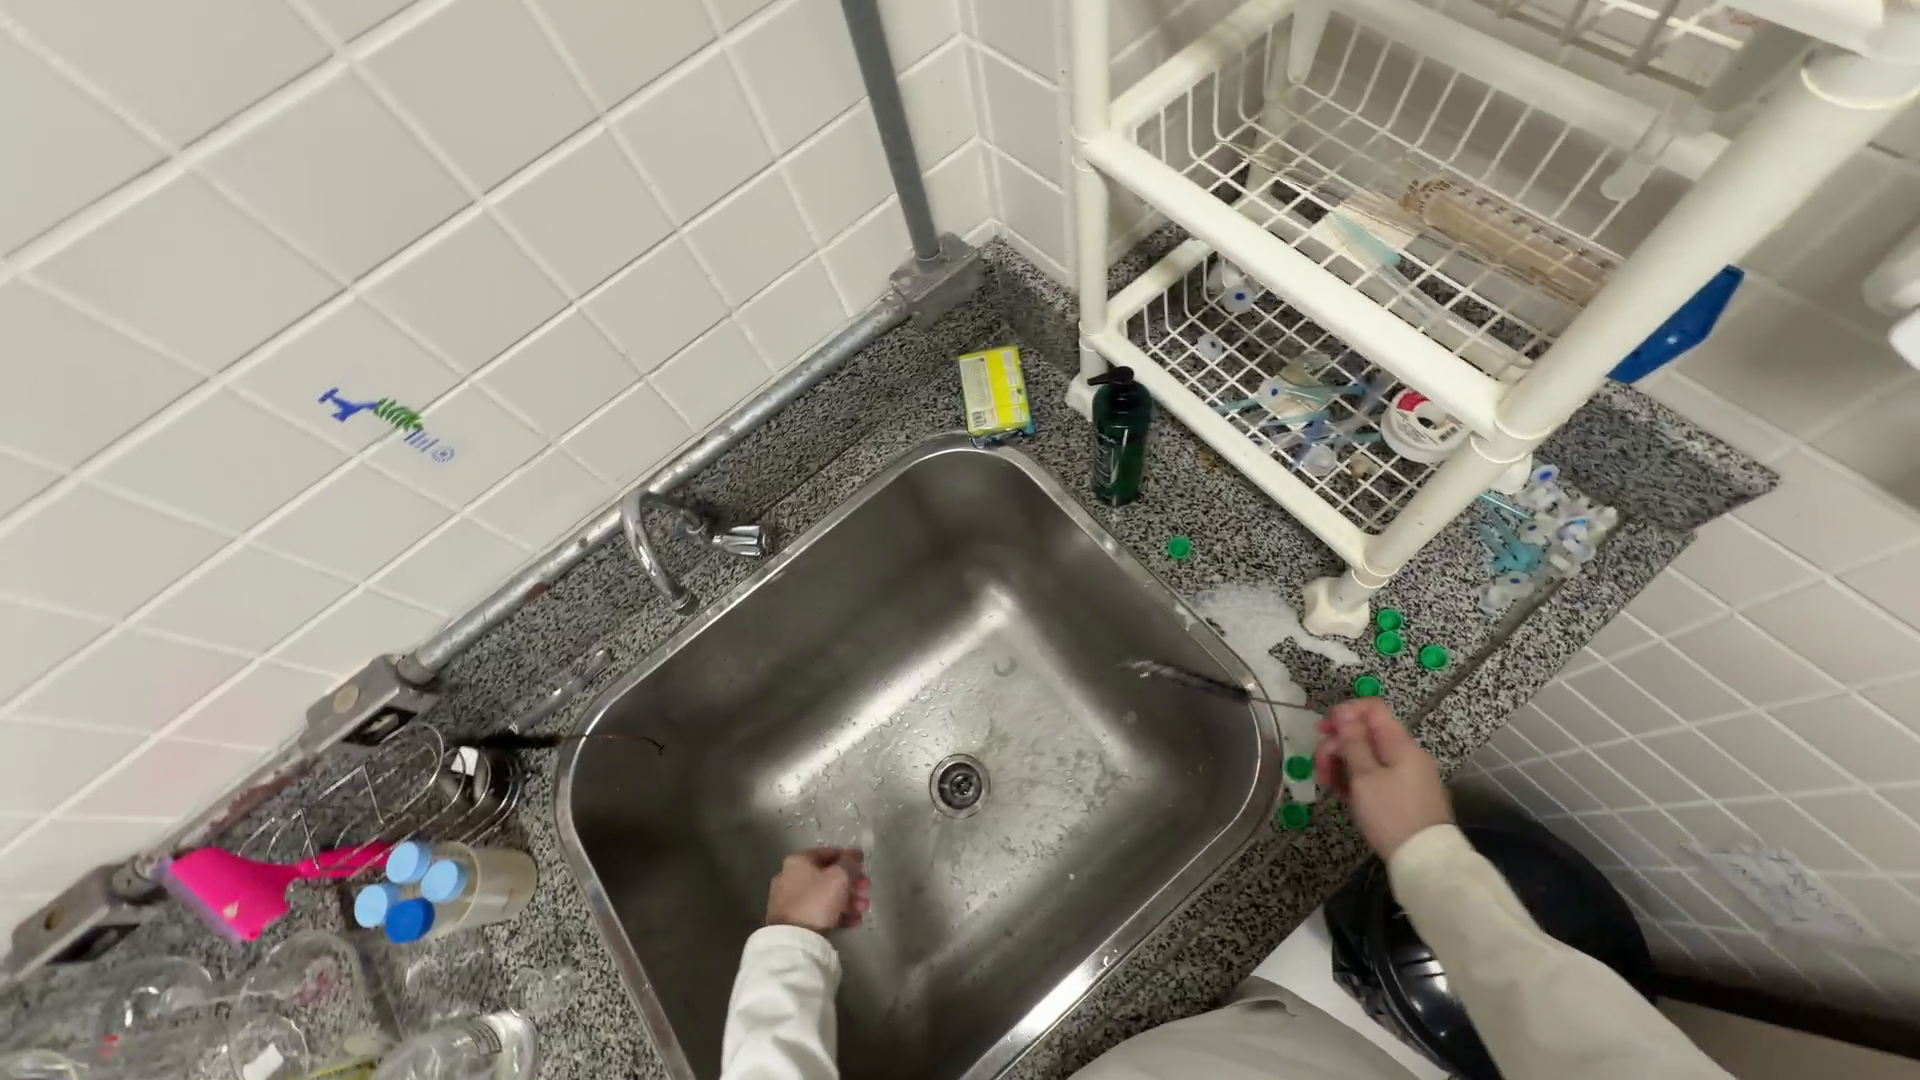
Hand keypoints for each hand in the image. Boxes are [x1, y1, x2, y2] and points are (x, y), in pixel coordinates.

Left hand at [765, 847, 870, 934]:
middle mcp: (790, 877)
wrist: (794, 941)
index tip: (864, 868)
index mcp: (798, 861)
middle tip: (866, 890)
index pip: (829, 853)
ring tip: (863, 909)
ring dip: (848, 900)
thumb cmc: (817, 900)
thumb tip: (856, 853)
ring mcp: (790, 900)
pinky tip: (854, 921)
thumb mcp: (839, 876)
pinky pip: (818, 912)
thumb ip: (850, 862)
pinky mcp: (793, 921)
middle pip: (828, 876)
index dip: (849, 858)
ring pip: (824, 895)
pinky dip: (837, 914)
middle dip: (851, 883)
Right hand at [1313, 699, 1452, 858]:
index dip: (1345, 713)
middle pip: (1365, 733)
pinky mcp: (1404, 794)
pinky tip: (1344, 795)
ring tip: (1328, 785)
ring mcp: (1406, 775)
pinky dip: (1356, 779)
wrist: (1425, 861)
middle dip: (1337, 745)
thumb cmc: (1391, 814)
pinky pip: (1375, 775)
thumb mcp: (1364, 776)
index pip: (1372, 708)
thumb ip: (1352, 742)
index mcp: (1400, 744)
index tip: (1323, 731)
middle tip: (1320, 767)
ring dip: (1342, 764)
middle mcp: (1406, 754)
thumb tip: (1345, 713)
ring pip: (1367, 756)